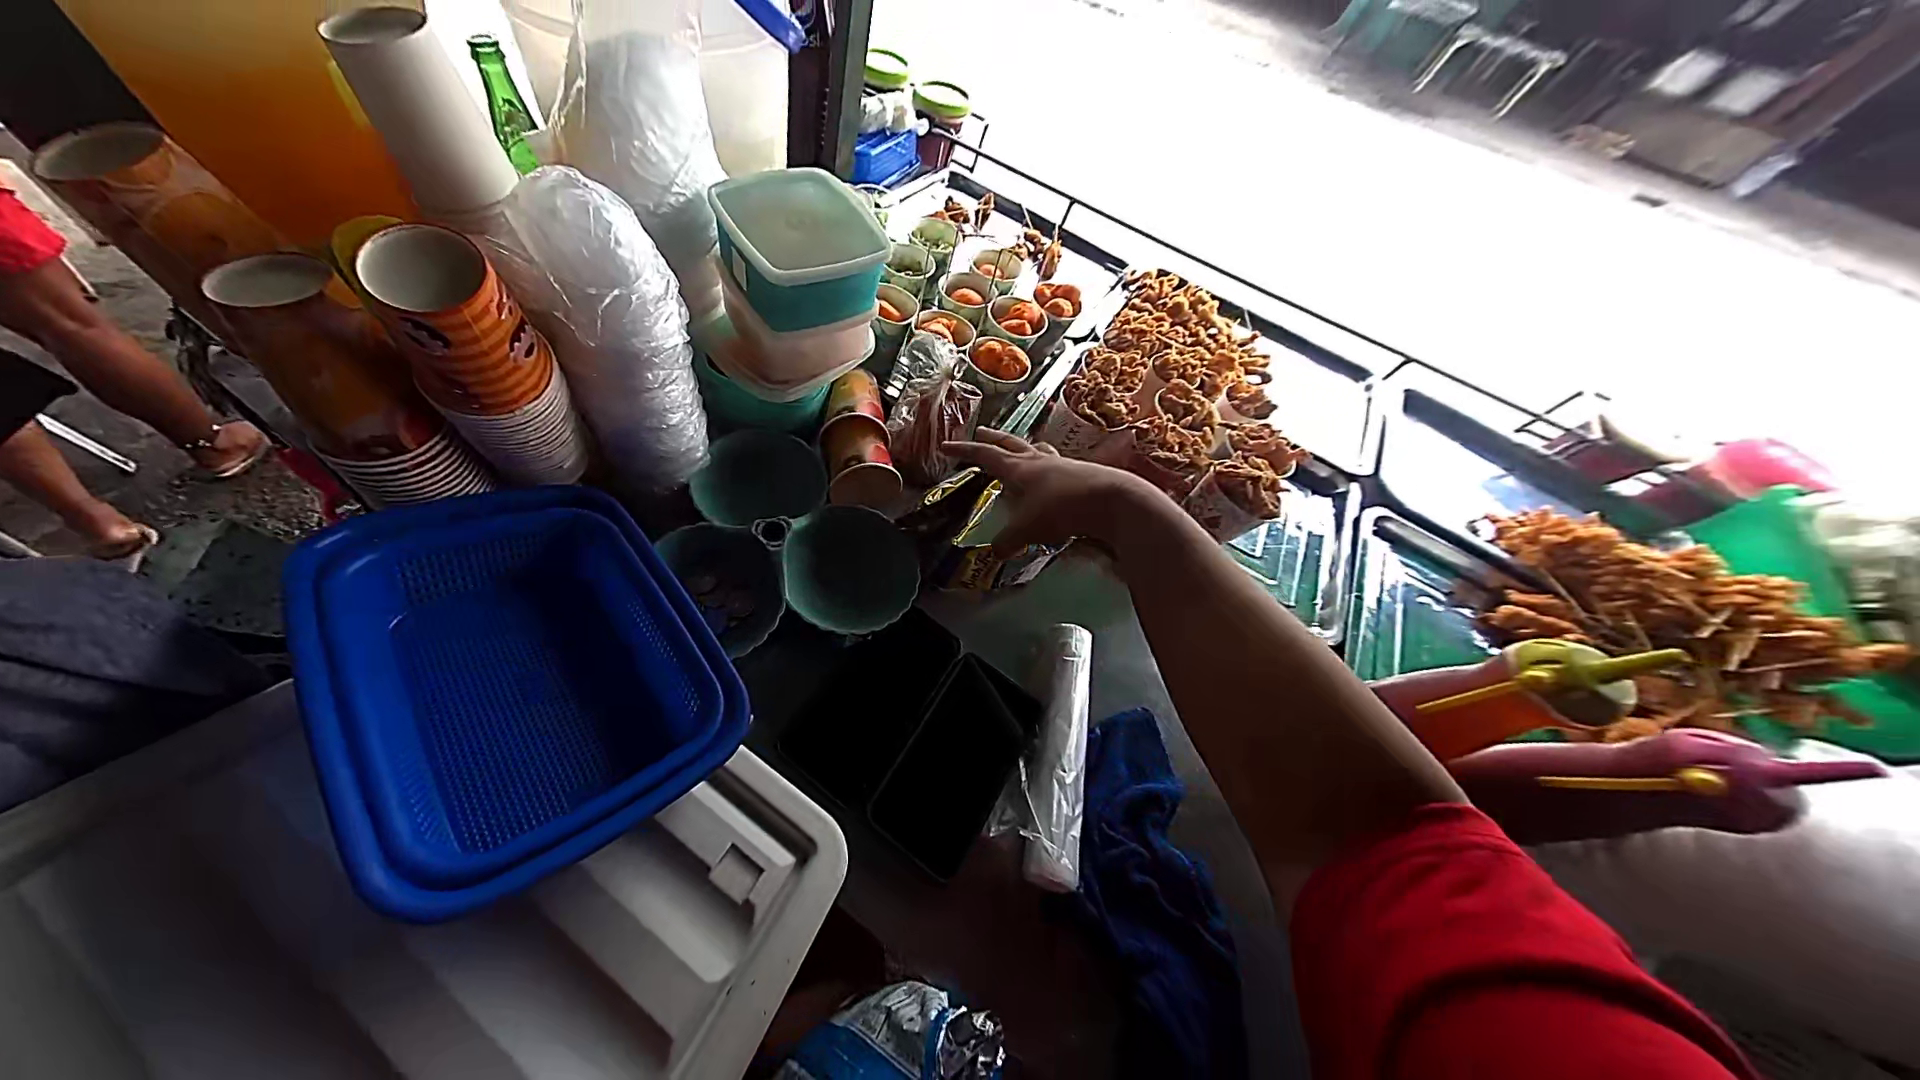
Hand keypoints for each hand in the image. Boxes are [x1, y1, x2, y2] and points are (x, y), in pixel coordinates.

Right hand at [941, 429, 1166, 554]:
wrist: (1113, 501)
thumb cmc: (1063, 508)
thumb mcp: (1029, 529)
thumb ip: (1009, 540)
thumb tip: (995, 553)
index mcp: (1019, 468)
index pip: (985, 455)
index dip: (965, 451)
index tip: (947, 446)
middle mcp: (1040, 461)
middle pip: (1012, 444)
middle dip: (994, 439)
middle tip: (982, 432)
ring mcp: (1064, 465)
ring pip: (1038, 451)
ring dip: (1025, 449)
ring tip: (1020, 452)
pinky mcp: (1083, 475)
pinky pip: (1059, 467)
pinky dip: (1049, 470)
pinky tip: (1052, 480)